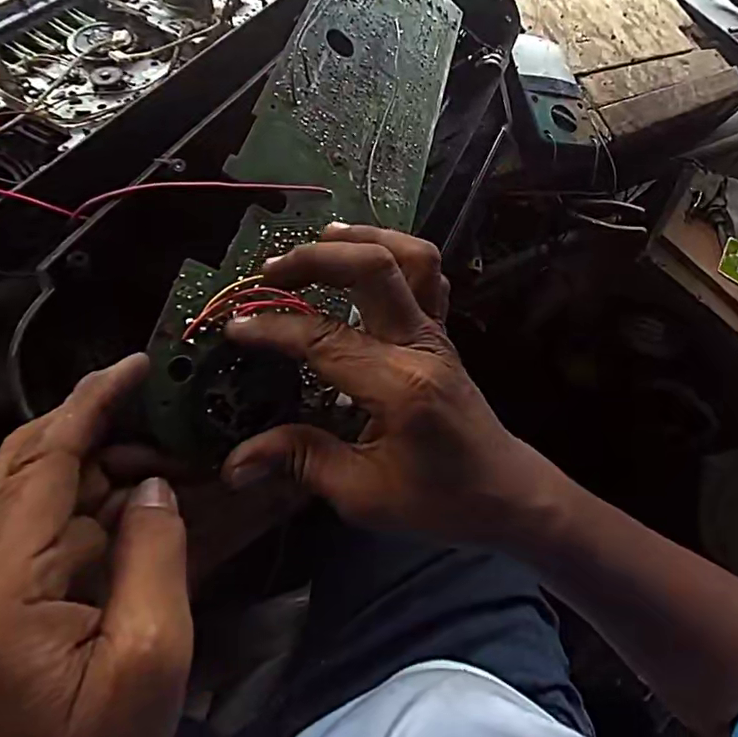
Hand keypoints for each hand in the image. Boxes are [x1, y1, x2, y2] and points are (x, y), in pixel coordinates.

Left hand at [0, 354, 192, 736]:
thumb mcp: (151, 654)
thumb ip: (156, 552)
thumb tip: (150, 483)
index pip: (42, 464)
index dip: (92, 403)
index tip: (138, 364)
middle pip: (23, 467)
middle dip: (94, 424)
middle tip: (163, 406)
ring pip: (32, 496)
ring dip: (100, 467)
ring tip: (170, 463)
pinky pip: (38, 533)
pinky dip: (91, 505)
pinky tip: (139, 508)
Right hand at [221, 224, 572, 549]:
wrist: (503, 489)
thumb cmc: (438, 499)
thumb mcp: (365, 493)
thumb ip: (303, 462)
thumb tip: (235, 462)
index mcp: (400, 385)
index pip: (327, 338)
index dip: (276, 328)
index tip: (236, 325)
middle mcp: (422, 344)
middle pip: (377, 270)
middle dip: (320, 259)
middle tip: (272, 270)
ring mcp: (438, 332)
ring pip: (414, 257)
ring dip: (367, 237)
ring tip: (321, 238)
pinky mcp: (443, 332)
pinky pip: (429, 276)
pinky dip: (397, 255)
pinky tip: (366, 260)